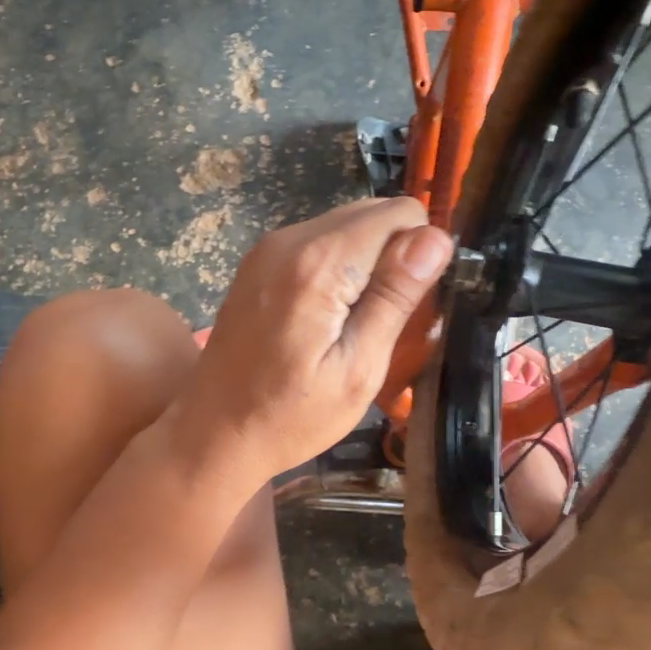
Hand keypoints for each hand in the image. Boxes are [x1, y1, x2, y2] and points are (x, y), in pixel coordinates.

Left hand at [178, 197, 451, 483]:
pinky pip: (317, 245)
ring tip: (353, 327)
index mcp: (318, 263)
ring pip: (346, 228)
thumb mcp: (357, 369)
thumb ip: (395, 298)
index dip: (420, 256)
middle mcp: (289, 239)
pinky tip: (326, 321)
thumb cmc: (290, 417)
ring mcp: (267, 249)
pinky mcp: (257, 263)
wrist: (214, 434)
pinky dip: (337, 271)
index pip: (401, 215)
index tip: (410, 308)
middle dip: (393, 259)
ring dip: (365, 267)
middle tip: (382, 323)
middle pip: (372, 214)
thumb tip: (436, 237)